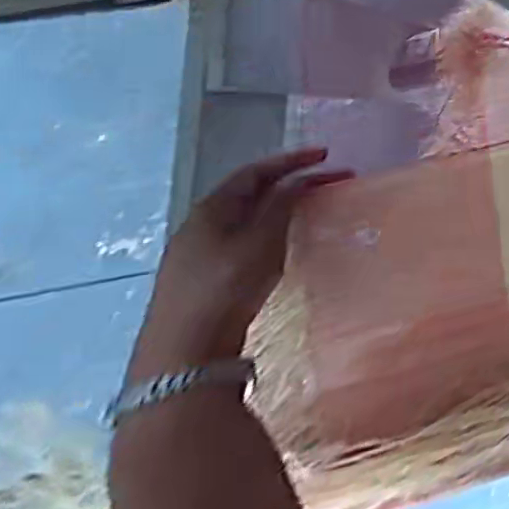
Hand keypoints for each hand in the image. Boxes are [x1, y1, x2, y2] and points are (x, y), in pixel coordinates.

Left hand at [128, 147, 351, 377]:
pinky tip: (280, 240)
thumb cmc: (226, 287)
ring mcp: (197, 252)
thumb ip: (282, 205)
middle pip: (249, 191)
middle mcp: (200, 224)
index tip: (325, 156)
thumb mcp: (262, 241)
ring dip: (279, 205)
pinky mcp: (201, 276)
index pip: (255, 171)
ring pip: (245, 215)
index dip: (291, 160)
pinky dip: (267, 227)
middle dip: (288, 181)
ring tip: (309, 206)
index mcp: (211, 209)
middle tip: (324, 180)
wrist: (184, 353)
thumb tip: (299, 180)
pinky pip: (241, 237)